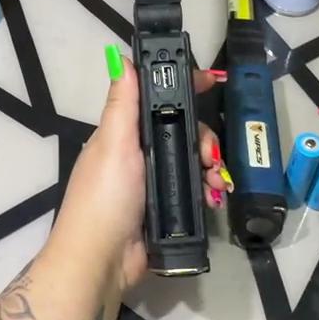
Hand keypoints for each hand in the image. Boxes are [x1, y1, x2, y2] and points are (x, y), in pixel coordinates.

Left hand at [49, 54, 223, 291]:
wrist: (102, 260)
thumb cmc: (105, 196)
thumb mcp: (113, 144)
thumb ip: (122, 103)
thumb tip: (121, 58)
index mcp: (123, 135)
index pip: (157, 101)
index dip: (183, 89)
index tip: (210, 82)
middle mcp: (138, 155)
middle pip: (183, 132)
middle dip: (204, 139)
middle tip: (211, 155)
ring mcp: (153, 183)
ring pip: (193, 161)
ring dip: (211, 166)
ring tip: (216, 181)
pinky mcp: (167, 209)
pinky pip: (194, 190)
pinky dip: (208, 190)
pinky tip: (214, 197)